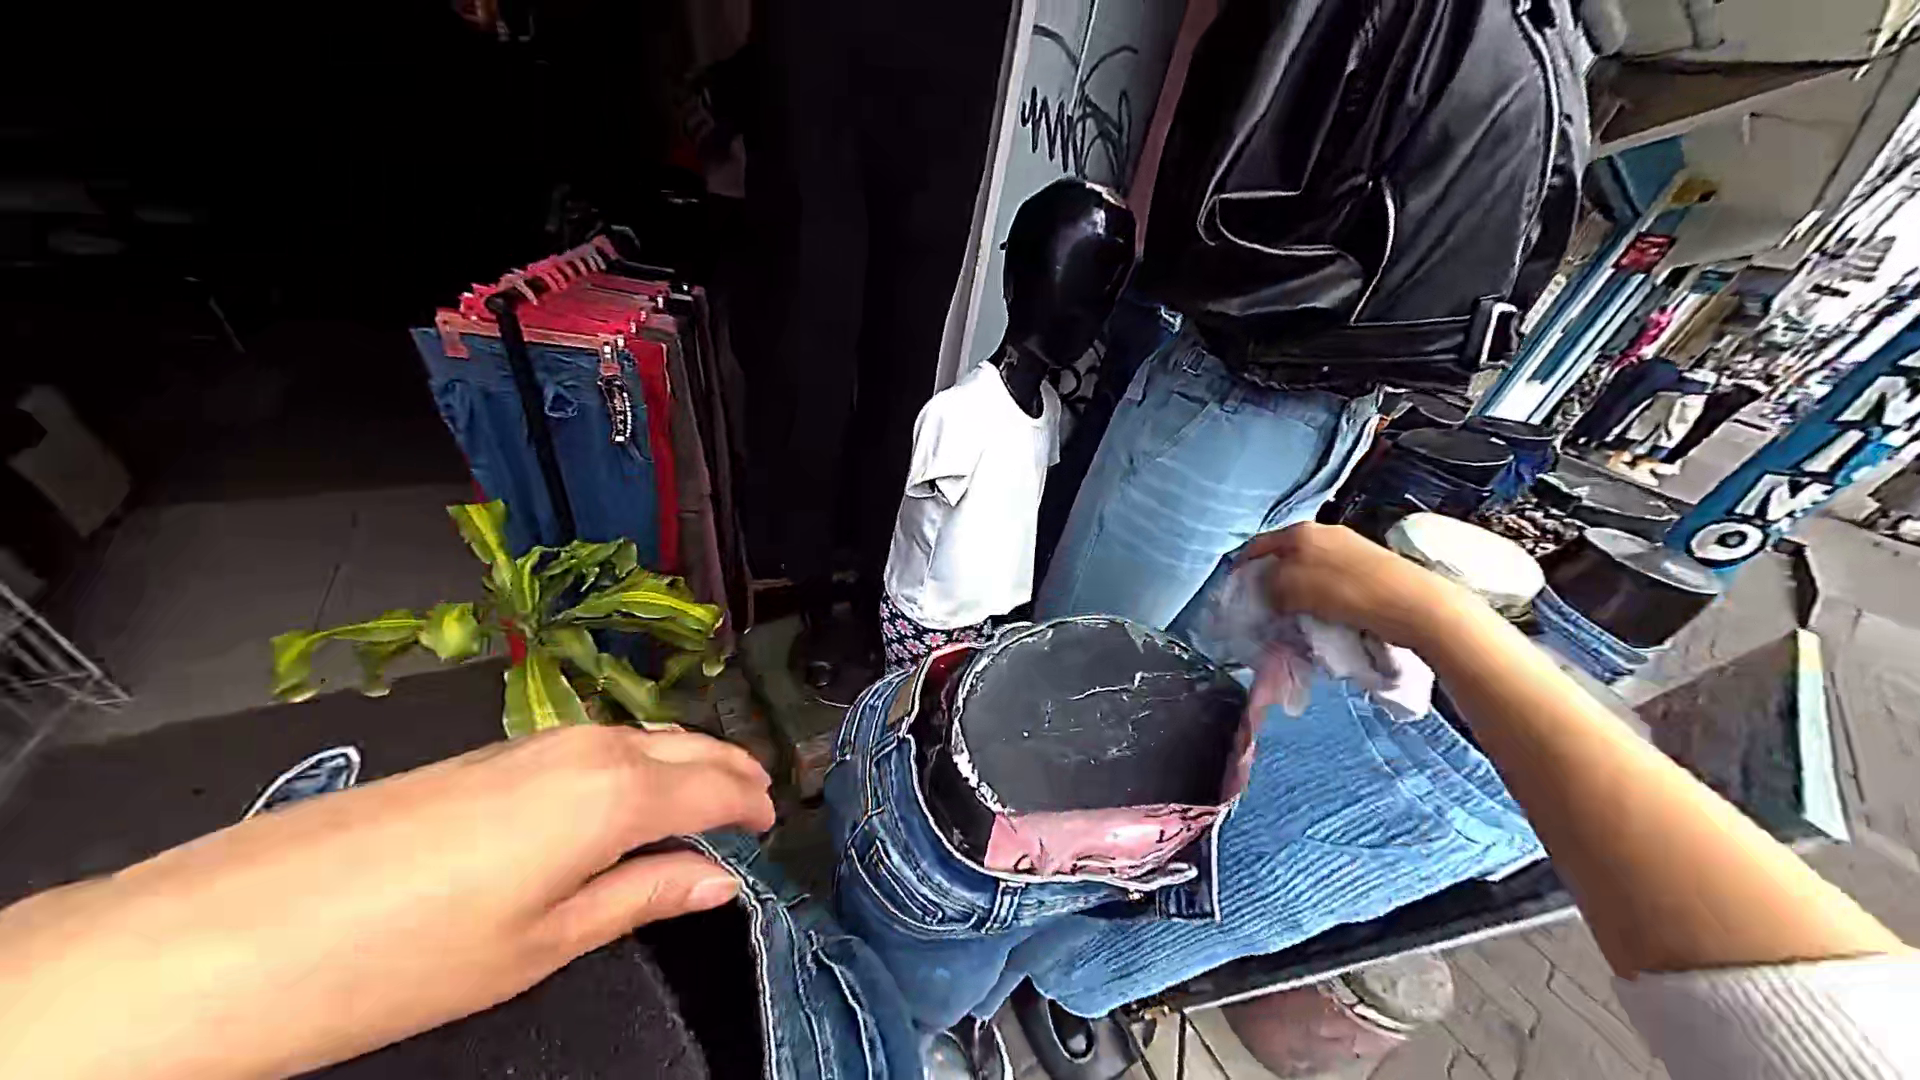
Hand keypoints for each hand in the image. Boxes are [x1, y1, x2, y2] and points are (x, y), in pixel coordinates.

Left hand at [0, 725, 775, 1079]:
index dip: (751, 803)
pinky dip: (641, 762)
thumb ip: (646, 895)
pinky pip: (603, 743)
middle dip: (732, 769)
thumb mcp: (544, 943)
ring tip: (708, 796)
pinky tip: (632, 794)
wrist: (214, 939)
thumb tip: (720, 880)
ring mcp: (541, 740)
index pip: (714, 785)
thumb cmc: (405, 960)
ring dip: (688, 761)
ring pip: (647, 737)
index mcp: (615, 792)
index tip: (773, 822)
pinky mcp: (500, 749)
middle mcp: (590, 746)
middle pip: (689, 745)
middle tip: (757, 799)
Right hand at [1239, 523, 1477, 649]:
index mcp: (1301, 531)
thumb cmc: (1347, 592)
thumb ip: (1267, 585)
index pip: (1257, 545)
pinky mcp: (1369, 566)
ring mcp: (1349, 548)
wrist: (1415, 606)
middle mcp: (1324, 532)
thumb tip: (1263, 591)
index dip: (1241, 566)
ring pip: (1305, 569)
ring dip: (1293, 590)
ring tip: (1290, 614)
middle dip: (1268, 580)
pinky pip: (1328, 580)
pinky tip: (1320, 614)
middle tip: (1261, 606)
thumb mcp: (1291, 588)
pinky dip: (1317, 595)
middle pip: (1282, 556)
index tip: (1234, 591)